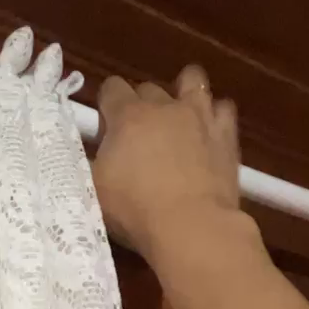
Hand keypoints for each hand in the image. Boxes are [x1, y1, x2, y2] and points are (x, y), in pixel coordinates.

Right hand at [91, 65, 243, 269]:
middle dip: (140, 107)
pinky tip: (206, 134)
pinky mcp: (227, 135)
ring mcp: (200, 116)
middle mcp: (164, 106)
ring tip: (176, 121)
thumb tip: (82, 151)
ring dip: (181, 95)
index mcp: (127, 115)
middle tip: (136, 140)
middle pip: (148, 89)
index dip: (105, 107)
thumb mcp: (92, 190)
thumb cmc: (134, 209)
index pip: (111, 88)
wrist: (191, 226)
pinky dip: (213, 117)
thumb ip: (85, 163)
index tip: (105, 133)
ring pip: (192, 81)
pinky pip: (222, 109)